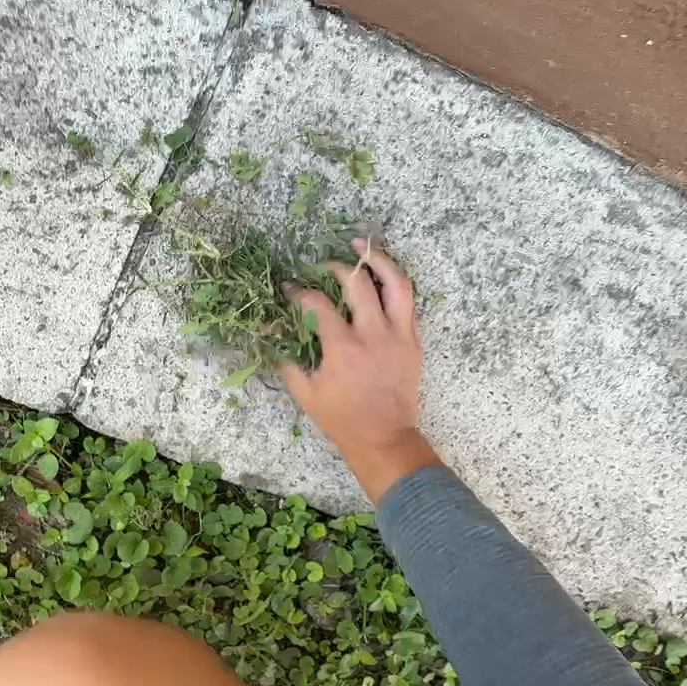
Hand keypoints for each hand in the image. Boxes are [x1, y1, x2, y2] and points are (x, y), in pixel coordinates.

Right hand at [279, 239, 442, 502]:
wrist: (385, 438)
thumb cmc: (342, 419)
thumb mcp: (306, 394)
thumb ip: (288, 363)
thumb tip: (273, 339)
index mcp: (342, 347)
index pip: (317, 304)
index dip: (299, 292)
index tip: (290, 290)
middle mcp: (373, 334)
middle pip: (357, 282)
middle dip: (337, 267)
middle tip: (324, 266)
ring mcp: (398, 335)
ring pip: (396, 283)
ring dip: (379, 260)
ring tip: (363, 247)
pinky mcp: (413, 341)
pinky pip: (408, 302)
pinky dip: (394, 284)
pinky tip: (381, 277)